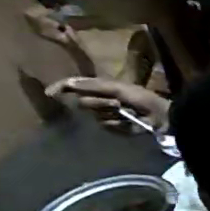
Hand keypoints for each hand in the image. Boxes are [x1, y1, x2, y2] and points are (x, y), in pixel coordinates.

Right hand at [47, 77, 171, 132]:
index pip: (75, 87)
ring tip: (126, 111)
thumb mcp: (117, 88)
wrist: (160, 116)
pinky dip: (118, 124)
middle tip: (117, 103)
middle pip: (85, 103)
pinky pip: (107, 126)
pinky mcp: (114, 128)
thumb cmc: (141, 98)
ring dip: (111, 113)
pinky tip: (128, 122)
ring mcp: (106, 115)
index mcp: (100, 87)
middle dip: (100, 103)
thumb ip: (93, 85)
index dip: (62, 88)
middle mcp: (100, 101)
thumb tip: (70, 83)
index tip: (50, 93)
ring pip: (96, 116)